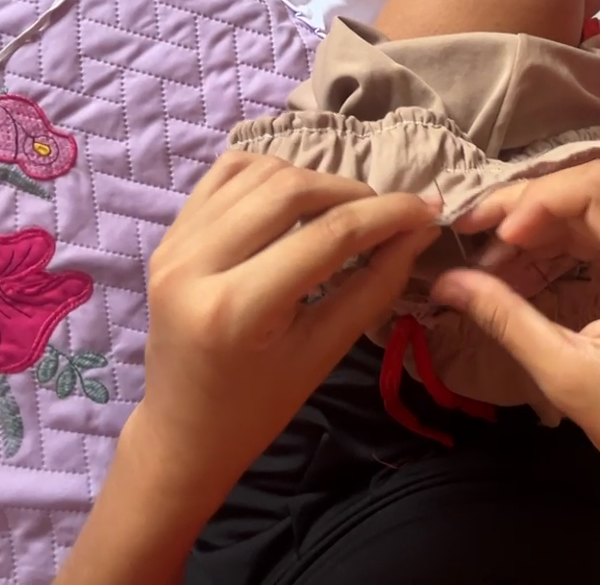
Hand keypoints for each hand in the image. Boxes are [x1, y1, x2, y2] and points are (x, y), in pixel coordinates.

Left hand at [129, 151, 437, 506]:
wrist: (184, 429)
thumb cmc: (261, 405)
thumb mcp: (327, 350)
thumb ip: (377, 282)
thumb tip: (422, 227)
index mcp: (235, 309)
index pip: (328, 235)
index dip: (388, 214)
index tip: (427, 209)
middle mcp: (195, 263)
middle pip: (292, 190)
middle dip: (353, 192)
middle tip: (386, 214)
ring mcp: (176, 241)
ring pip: (263, 172)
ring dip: (315, 180)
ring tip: (343, 211)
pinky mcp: (171, 230)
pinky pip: (230, 171)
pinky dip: (272, 171)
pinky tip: (295, 198)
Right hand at [430, 159, 599, 526]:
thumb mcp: (566, 376)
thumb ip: (506, 319)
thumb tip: (445, 282)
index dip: (543, 199)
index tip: (501, 236)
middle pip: (591, 193)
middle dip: (525, 206)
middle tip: (470, 232)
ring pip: (592, 208)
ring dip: (536, 223)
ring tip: (486, 253)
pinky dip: (556, 239)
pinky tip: (518, 257)